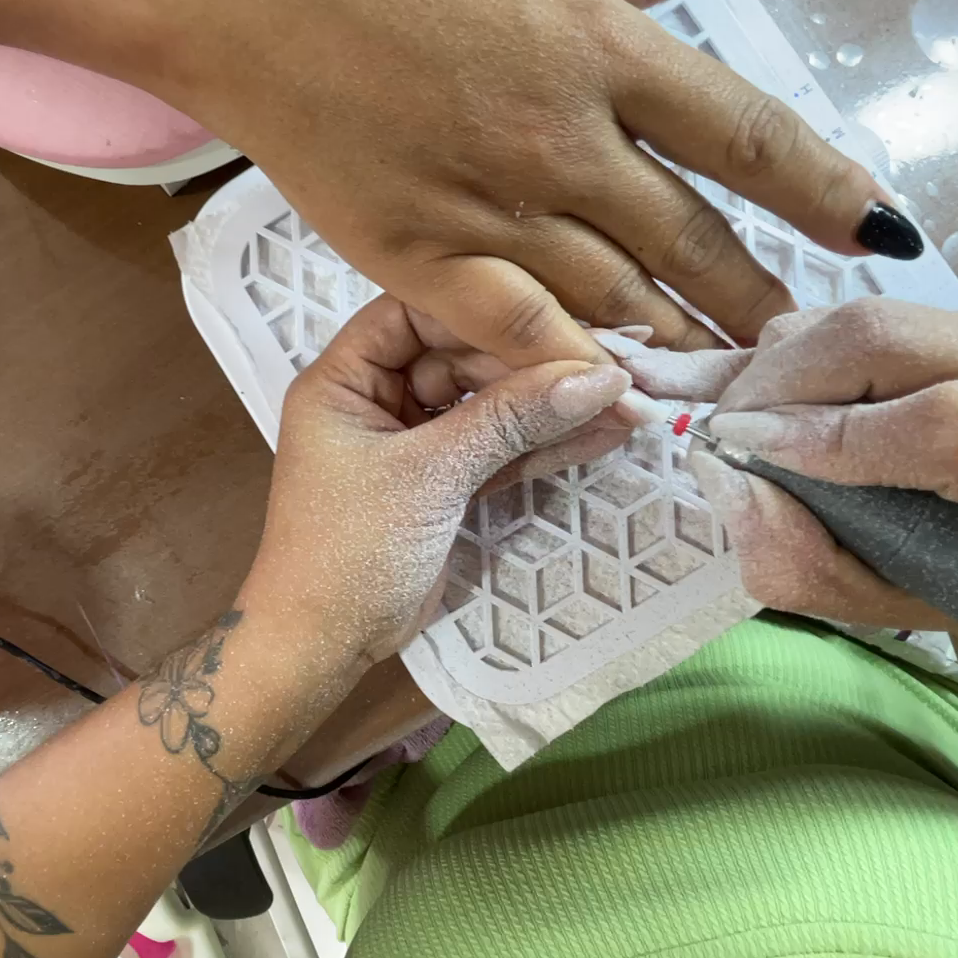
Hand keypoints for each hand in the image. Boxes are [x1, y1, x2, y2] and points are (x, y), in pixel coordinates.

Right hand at [129, 0, 917, 359]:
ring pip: (611, 293)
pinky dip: (569, 361)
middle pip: (688, 238)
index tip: (876, 237)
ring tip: (720, 378)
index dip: (823, 191)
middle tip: (795, 343)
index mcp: (603, 50)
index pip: (748, 135)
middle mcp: (567, 143)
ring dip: (673, 340)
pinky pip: (514, 323)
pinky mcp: (424, 257)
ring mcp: (495, 208)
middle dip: (750, 295)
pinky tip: (612, 393)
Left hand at [247, 297, 654, 666]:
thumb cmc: (351, 551)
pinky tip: (601, 434)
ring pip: (488, 406)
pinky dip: (541, 446)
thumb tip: (599, 376)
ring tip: (631, 401)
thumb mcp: (428, 475)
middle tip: (618, 370)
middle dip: (536, 367)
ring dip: (551, 407)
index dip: (488, 312)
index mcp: (345, 378)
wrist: (326, 645)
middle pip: (463, 357)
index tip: (565, 320)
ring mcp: (413, 440)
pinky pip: (495, 449)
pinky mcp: (442, 480)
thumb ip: (509, 420)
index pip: (418, 313)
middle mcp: (377, 397)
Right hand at [598, 299, 957, 629]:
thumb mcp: (864, 601)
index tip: (740, 451)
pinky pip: (843, 313)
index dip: (827, 435)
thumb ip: (789, 554)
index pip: (947, 424)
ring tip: (737, 419)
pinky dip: (775, 351)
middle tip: (720, 430)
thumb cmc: (943, 584)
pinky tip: (731, 382)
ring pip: (856, 317)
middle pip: (886, 339)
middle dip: (776, 382)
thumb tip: (717, 469)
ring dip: (771, 366)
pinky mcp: (948, 318)